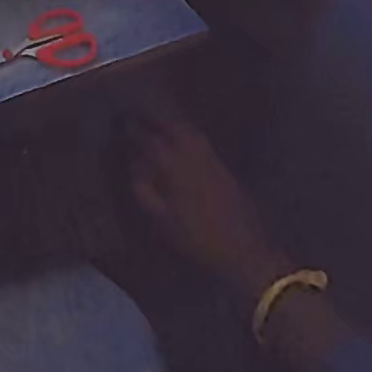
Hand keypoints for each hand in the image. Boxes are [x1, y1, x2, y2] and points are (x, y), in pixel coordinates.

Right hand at [127, 102, 290, 299]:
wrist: (246, 254)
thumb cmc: (197, 239)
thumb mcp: (162, 221)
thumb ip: (145, 192)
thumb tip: (136, 170)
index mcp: (176, 170)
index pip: (152, 142)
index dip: (137, 131)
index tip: (126, 123)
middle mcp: (196, 159)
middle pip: (177, 129)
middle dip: (159, 120)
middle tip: (146, 117)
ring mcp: (215, 164)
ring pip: (194, 134)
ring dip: (177, 126)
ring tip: (165, 125)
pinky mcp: (228, 172)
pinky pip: (205, 145)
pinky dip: (192, 138)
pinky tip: (186, 145)